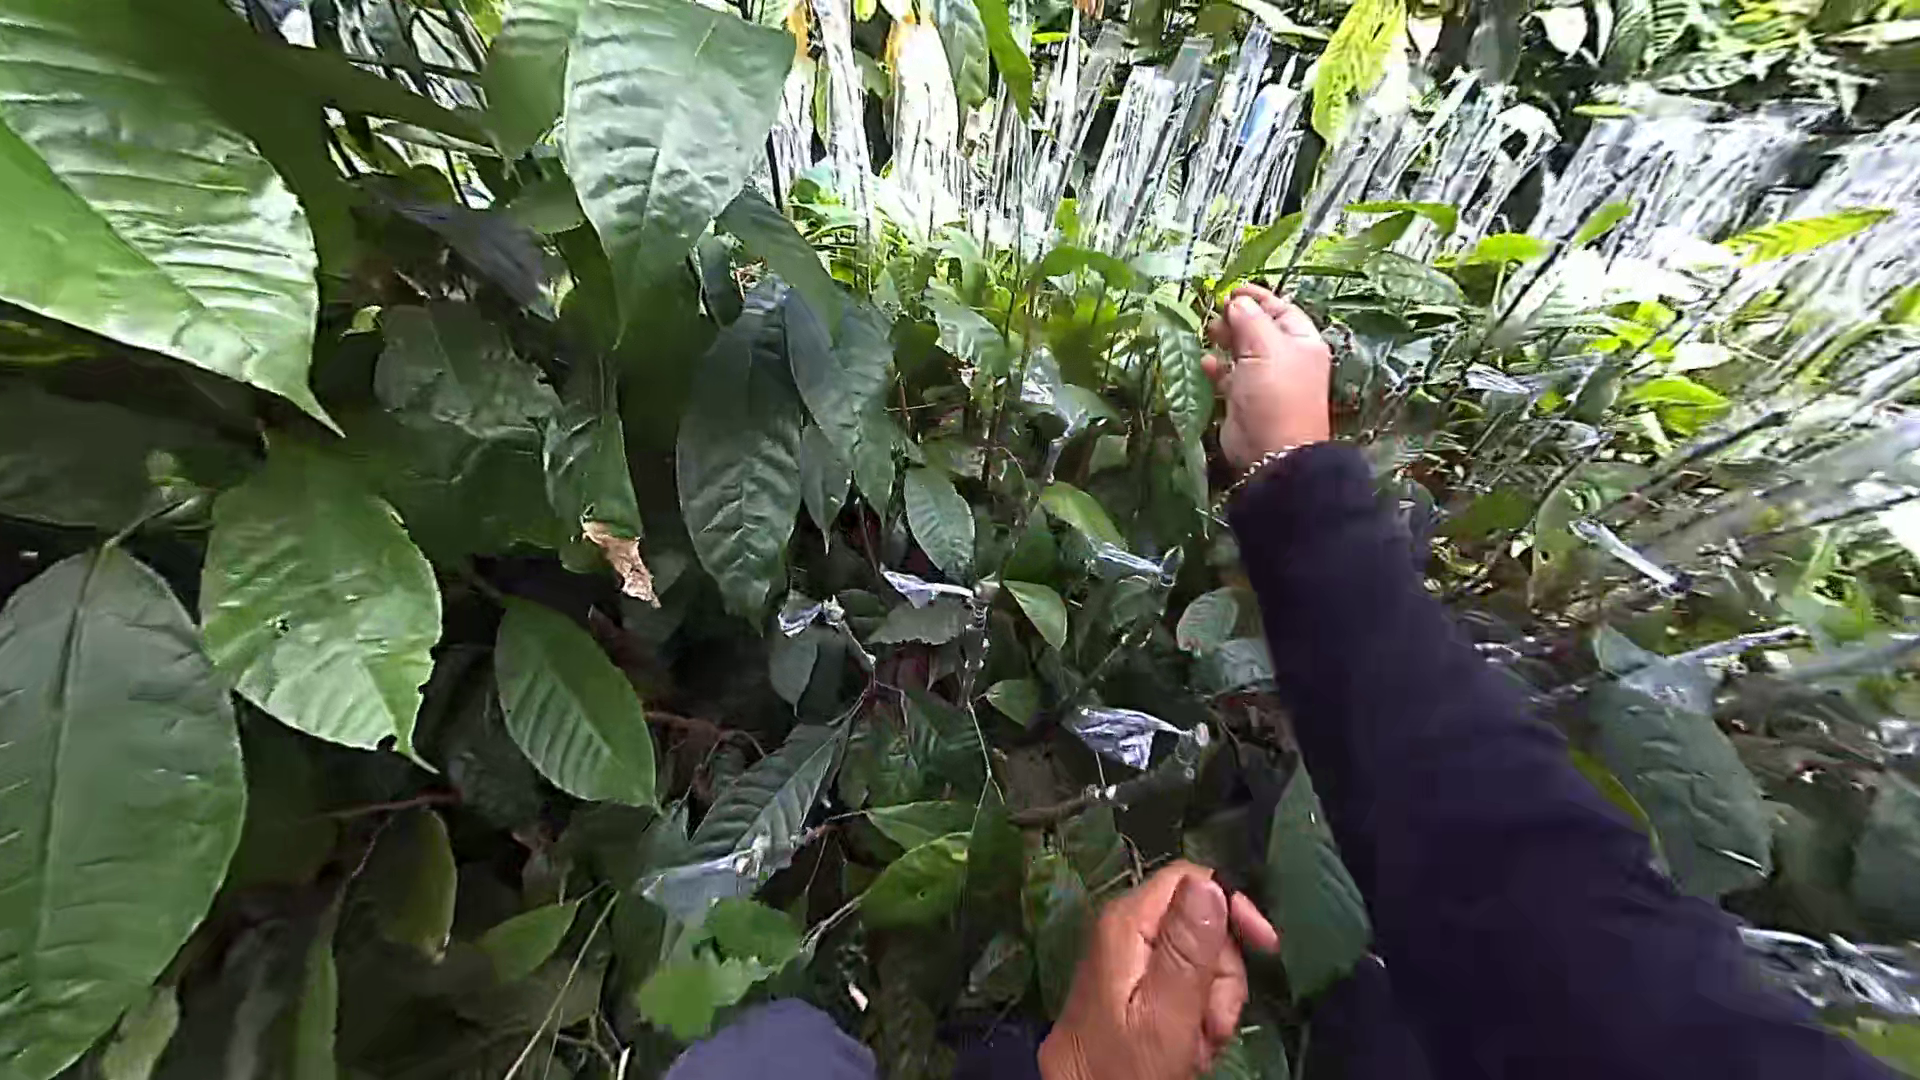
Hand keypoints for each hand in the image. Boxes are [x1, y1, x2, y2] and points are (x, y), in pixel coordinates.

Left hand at [1038, 862, 1279, 1079]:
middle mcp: (1128, 922)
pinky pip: (1185, 978)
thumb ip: (1188, 949)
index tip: (1265, 946)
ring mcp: (1131, 949)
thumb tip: (1210, 883)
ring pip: (1198, 953)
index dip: (1231, 903)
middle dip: (1220, 972)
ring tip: (1196, 1042)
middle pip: (1199, 919)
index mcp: (1129, 918)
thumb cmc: (1123, 1066)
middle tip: (1212, 1023)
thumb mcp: (1164, 1013)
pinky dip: (1197, 1011)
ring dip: (1211, 1000)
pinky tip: (1188, 1042)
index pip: (1189, 877)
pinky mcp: (1136, 975)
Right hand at [1203, 284, 1332, 469]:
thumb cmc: (1275, 393)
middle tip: (1213, 312)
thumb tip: (1237, 302)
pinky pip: (1227, 377)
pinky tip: (1205, 362)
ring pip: (1240, 352)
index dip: (1257, 297)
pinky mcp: (1242, 399)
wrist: (1271, 449)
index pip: (1280, 309)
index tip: (1231, 290)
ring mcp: (1262, 380)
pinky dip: (1215, 368)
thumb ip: (1250, 321)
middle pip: (1258, 329)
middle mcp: (1283, 358)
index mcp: (1300, 341)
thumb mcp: (1266, 349)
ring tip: (1206, 332)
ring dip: (1224, 341)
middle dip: (1236, 318)